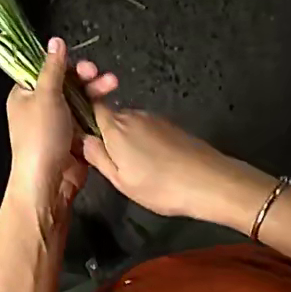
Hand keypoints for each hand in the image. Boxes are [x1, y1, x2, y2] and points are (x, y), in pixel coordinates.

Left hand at [5, 38, 118, 222]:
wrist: (49, 182)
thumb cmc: (40, 137)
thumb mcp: (46, 96)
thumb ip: (53, 67)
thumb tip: (55, 41)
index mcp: (25, 95)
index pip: (44, 70)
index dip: (63, 63)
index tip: (80, 61)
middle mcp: (40, 107)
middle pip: (66, 83)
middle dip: (85, 77)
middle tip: (99, 74)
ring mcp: (58, 123)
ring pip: (80, 99)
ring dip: (95, 90)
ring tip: (112, 84)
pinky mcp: (74, 137)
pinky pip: (87, 117)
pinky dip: (98, 110)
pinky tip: (110, 104)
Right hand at [81, 105, 273, 226]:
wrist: (210, 182)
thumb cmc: (161, 186)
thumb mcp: (120, 180)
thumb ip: (97, 157)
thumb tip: (83, 139)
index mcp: (115, 127)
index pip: (91, 105)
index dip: (84, 115)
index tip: (80, 132)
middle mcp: (133, 115)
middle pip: (110, 116)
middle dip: (106, 134)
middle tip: (111, 162)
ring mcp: (154, 118)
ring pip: (129, 124)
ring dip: (127, 140)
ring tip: (136, 168)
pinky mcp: (170, 125)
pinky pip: (147, 129)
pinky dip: (145, 143)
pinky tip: (154, 164)